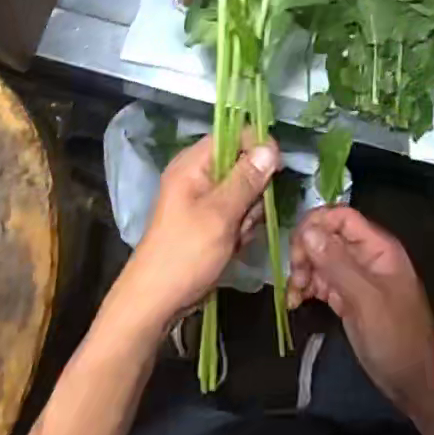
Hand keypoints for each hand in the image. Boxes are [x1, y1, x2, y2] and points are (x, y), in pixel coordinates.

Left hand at [108, 134, 278, 333]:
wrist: (157, 300)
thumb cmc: (186, 253)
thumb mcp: (220, 214)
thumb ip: (246, 179)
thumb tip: (270, 146)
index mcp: (192, 163)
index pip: (232, 135)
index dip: (257, 147)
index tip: (276, 170)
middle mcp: (196, 174)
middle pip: (241, 165)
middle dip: (253, 191)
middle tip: (246, 216)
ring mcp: (201, 198)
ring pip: (242, 192)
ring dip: (248, 215)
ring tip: (237, 236)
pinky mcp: (206, 220)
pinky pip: (235, 213)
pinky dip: (240, 229)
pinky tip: (233, 247)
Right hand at [289, 205, 433, 414]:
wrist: (417, 386)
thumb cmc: (399, 338)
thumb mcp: (368, 300)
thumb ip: (337, 264)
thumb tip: (307, 232)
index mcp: (377, 247)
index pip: (341, 216)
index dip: (316, 223)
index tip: (297, 245)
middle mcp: (364, 256)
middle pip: (325, 235)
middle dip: (306, 250)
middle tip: (295, 275)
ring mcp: (354, 277)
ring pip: (318, 258)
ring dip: (302, 271)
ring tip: (294, 294)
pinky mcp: (345, 297)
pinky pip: (319, 281)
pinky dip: (305, 288)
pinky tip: (295, 301)